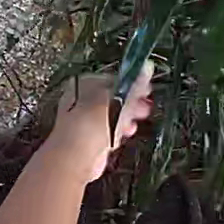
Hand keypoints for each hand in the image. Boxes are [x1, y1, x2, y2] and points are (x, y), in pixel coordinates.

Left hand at [41, 64, 155, 180]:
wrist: (77, 154)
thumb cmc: (90, 123)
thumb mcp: (119, 99)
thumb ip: (135, 85)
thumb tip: (147, 68)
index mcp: (83, 83)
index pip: (112, 78)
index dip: (131, 84)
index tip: (145, 90)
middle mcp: (80, 100)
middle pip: (112, 98)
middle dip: (130, 103)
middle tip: (143, 107)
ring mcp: (83, 120)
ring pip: (110, 115)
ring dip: (124, 119)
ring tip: (133, 122)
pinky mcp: (88, 138)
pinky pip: (106, 131)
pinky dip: (116, 132)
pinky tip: (122, 135)